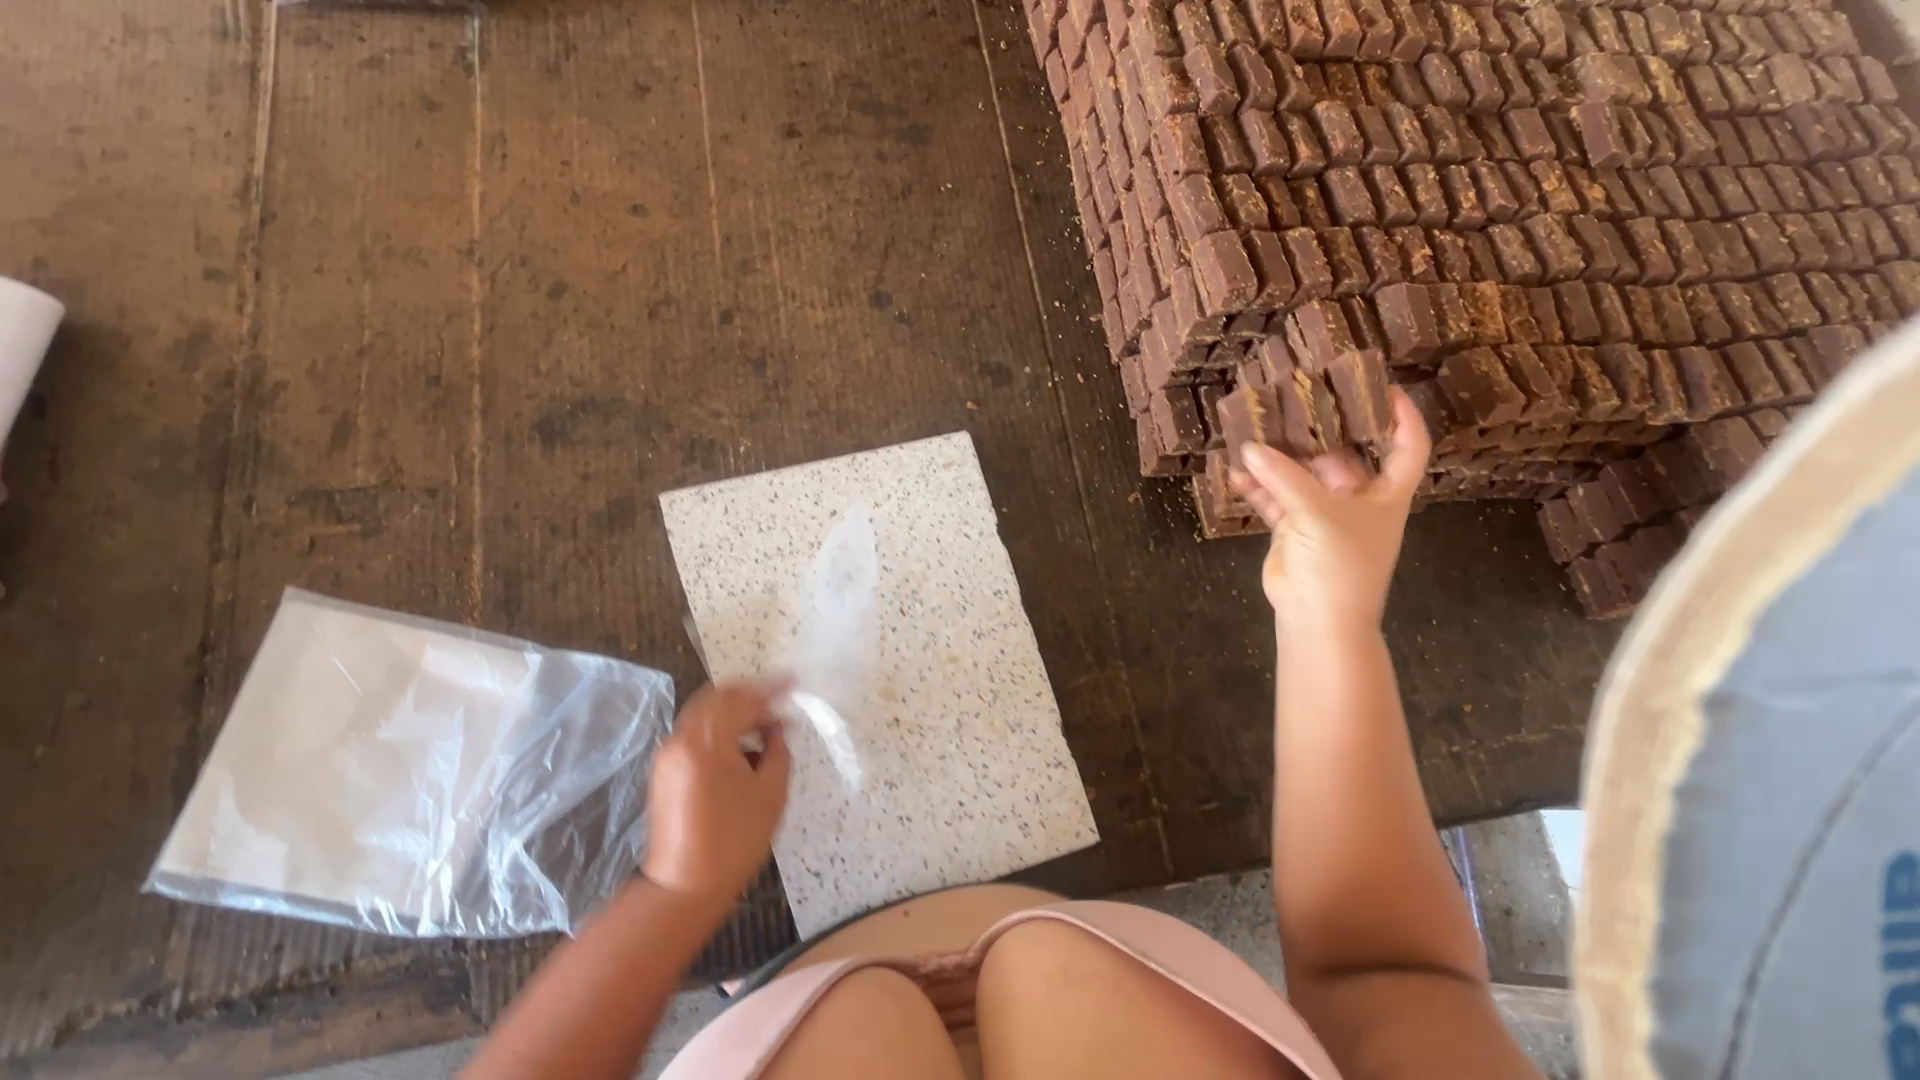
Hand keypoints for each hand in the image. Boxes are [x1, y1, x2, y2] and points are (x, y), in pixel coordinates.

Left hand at [642, 681, 791, 907]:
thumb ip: (778, 750)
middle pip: (717, 698)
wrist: (685, 886)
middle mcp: (680, 740)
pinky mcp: (665, 771)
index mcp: (706, 742)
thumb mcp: (771, 792)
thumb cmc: (735, 840)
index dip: (771, 689)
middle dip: (751, 695)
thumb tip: (777, 729)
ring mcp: (668, 755)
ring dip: (734, 712)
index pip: (742, 699)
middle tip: (780, 702)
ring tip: (765, 725)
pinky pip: (695, 734)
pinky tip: (742, 745)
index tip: (794, 683)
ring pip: (704, 714)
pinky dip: (719, 729)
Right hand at [1229, 387, 1430, 631]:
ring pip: (1300, 475)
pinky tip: (1235, 472)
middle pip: (1341, 454)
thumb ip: (1284, 477)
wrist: (1318, 618)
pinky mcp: (1292, 530)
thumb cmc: (1340, 563)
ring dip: (1278, 459)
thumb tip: (1250, 448)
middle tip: (1292, 399)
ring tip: (1252, 432)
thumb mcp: (1318, 512)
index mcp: (1386, 493)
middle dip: (1317, 431)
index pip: (1406, 445)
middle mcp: (1357, 499)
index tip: (1385, 386)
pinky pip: (1274, 499)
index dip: (1401, 415)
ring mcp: (1322, 514)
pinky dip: (1256, 487)